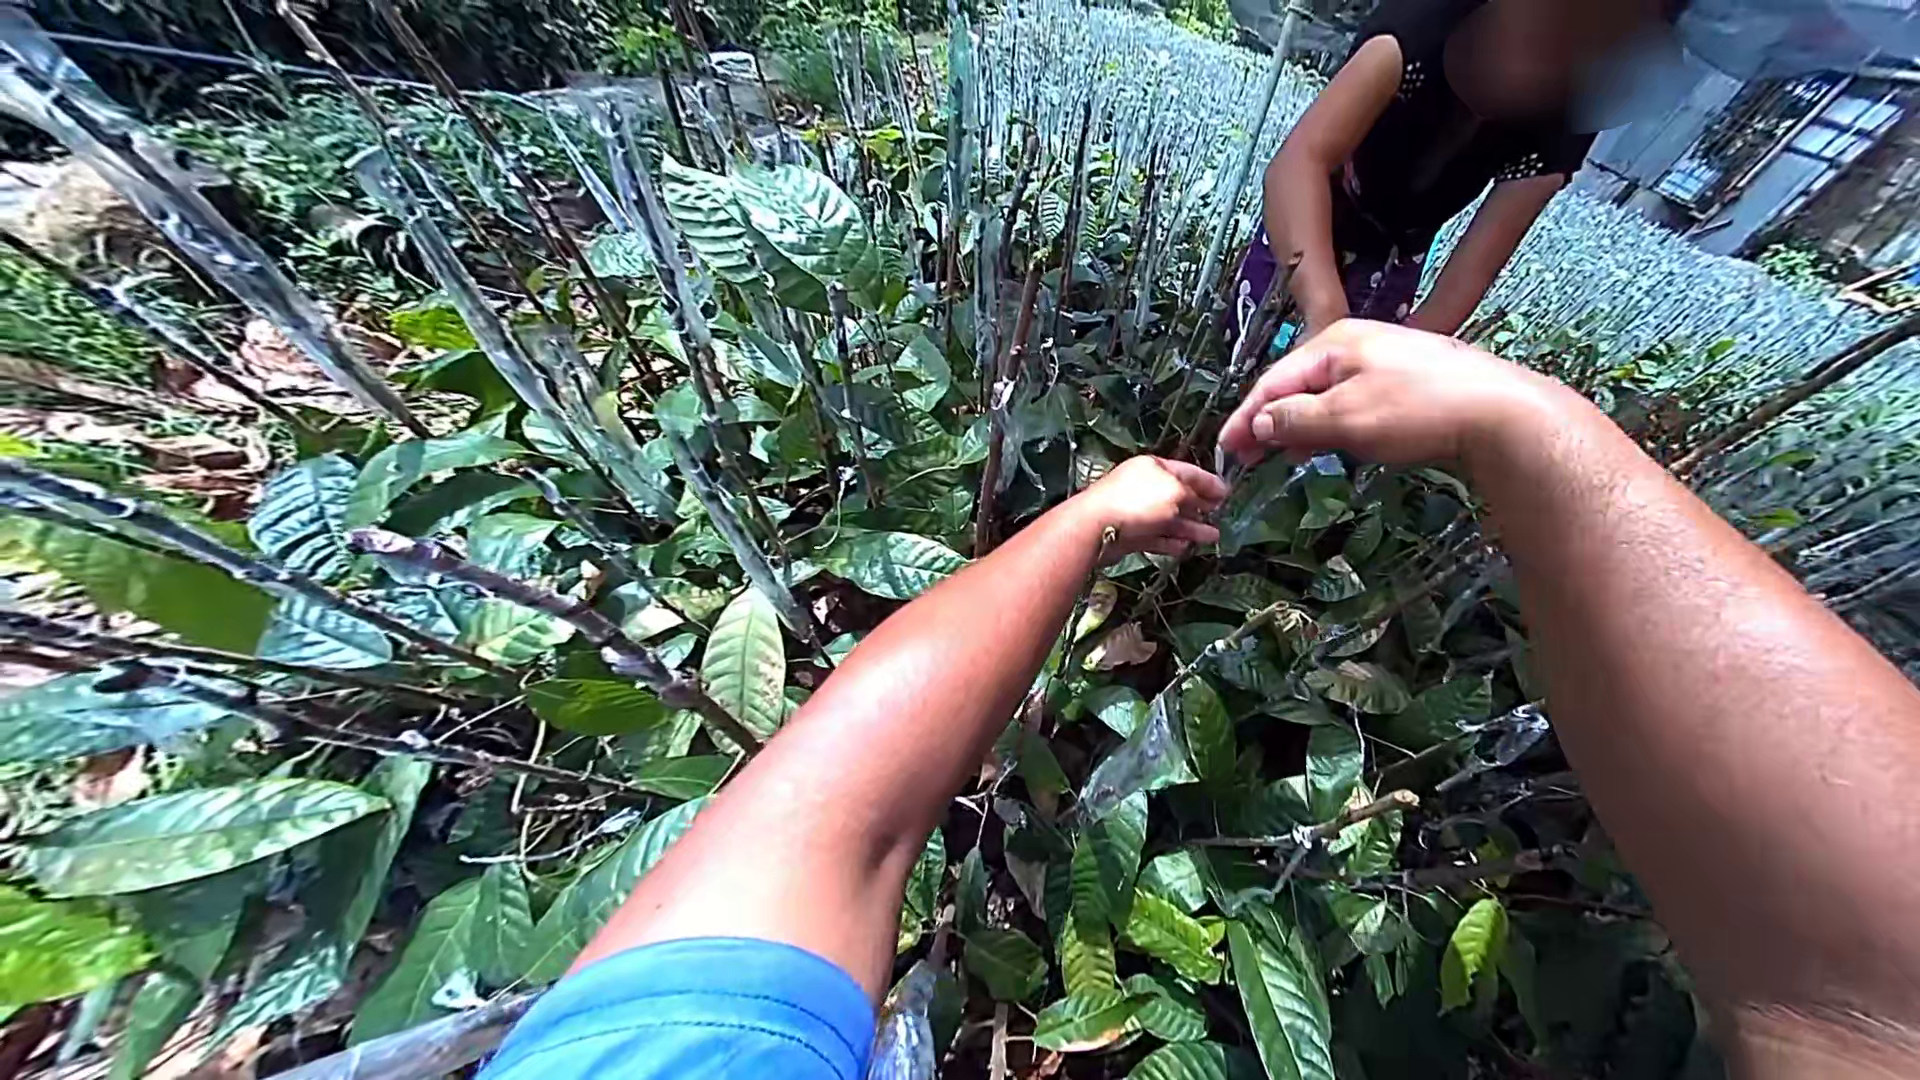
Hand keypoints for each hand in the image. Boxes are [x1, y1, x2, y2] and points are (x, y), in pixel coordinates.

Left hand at [1071, 456, 1227, 563]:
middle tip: (1218, 514)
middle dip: (1199, 506)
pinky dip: (1170, 542)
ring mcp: (1135, 511)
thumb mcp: (1174, 491)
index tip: (1225, 492)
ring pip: (1168, 519)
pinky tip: (1184, 547)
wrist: (1095, 528)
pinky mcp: (1128, 534)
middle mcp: (1143, 487)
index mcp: (1152, 468)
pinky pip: (1154, 537)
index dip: (1208, 482)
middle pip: (1177, 496)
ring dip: (1190, 528)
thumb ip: (1191, 493)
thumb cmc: (1136, 502)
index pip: (1187, 471)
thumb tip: (1196, 499)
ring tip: (1211, 537)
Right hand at [1217, 318, 1582, 469]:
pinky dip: (1323, 427)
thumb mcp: (1343, 417)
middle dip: (1267, 422)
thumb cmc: (1415, 410)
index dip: (1245, 417)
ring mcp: (1379, 364)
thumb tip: (1258, 424)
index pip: (1272, 382)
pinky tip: (1317, 446)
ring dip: (1293, 428)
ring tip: (1276, 457)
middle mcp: (1354, 347)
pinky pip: (1344, 405)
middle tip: (1246, 457)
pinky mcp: (1400, 385)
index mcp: (1334, 344)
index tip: (1225, 448)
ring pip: (1319, 398)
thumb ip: (1293, 419)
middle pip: (1293, 387)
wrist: (1504, 418)